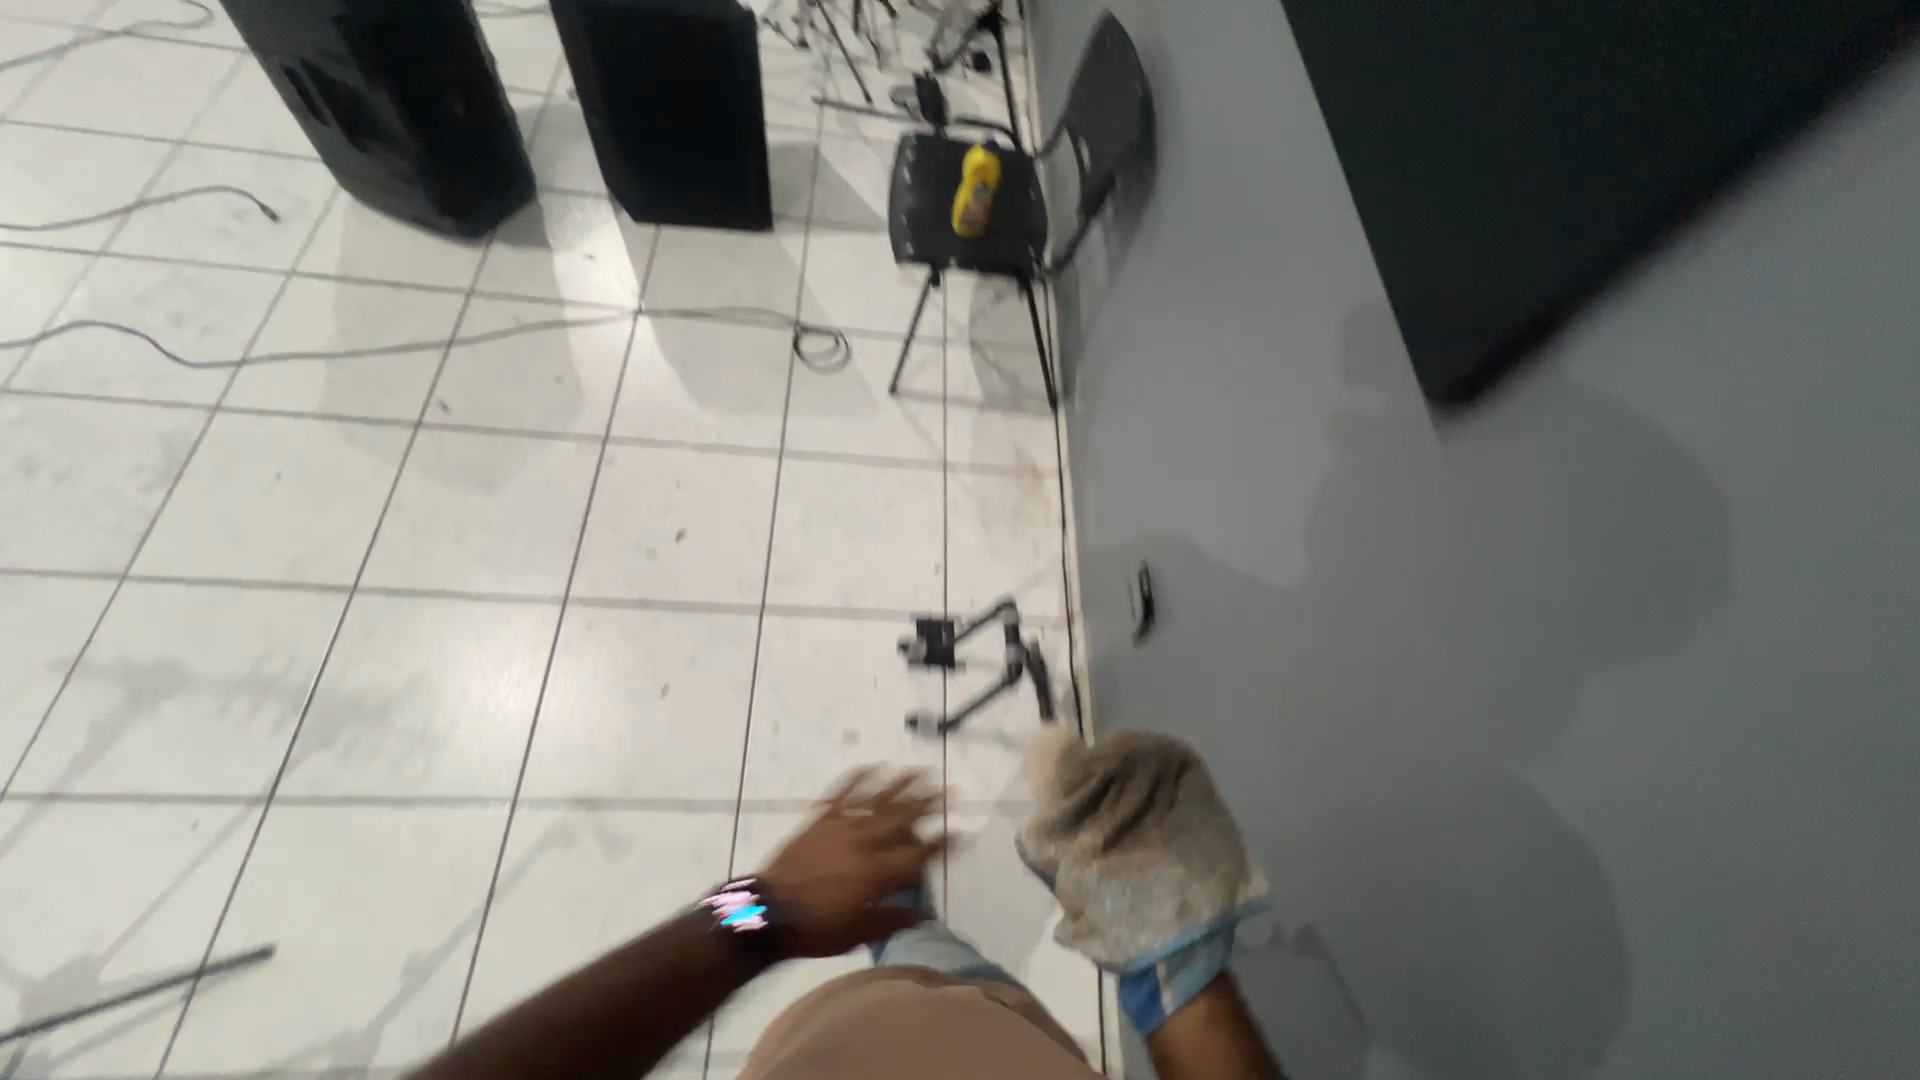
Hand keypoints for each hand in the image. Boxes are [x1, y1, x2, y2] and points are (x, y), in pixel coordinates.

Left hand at [756, 769, 946, 958]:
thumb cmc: (816, 928)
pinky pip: (843, 793)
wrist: (768, 912)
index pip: (919, 853)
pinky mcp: (821, 819)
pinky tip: (871, 766)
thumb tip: (925, 915)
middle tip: (948, 790)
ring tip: (919, 770)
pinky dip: (858, 778)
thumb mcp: (859, 933)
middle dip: (929, 803)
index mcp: (878, 872)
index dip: (942, 843)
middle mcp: (865, 843)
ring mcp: (843, 826)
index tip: (958, 833)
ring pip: (878, 799)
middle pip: (904, 818)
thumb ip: (894, 919)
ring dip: (901, 783)